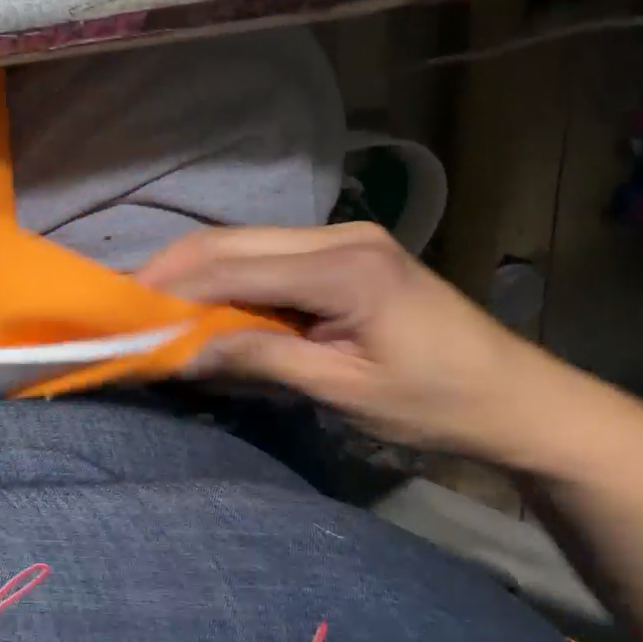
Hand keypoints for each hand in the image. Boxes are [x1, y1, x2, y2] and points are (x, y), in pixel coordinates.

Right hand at [135, 222, 580, 461]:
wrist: (523, 400)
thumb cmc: (437, 404)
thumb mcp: (343, 389)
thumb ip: (258, 359)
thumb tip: (177, 353)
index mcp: (346, 269)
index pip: (231, 269)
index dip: (168, 291)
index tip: (120, 318)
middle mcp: (340, 237)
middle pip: (225, 242)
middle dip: (166, 272)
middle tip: (121, 308)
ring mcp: (342, 239)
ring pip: (236, 242)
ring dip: (188, 272)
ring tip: (148, 307)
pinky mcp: (340, 253)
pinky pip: (258, 255)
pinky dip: (218, 276)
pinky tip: (195, 302)